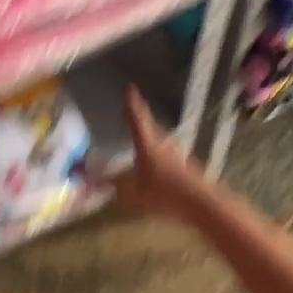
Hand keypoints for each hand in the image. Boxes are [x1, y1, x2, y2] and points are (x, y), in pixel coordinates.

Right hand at [113, 87, 210, 221]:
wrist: (202, 204)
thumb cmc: (165, 195)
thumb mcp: (132, 194)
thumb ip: (111, 186)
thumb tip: (89, 179)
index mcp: (148, 144)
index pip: (137, 118)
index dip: (131, 104)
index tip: (129, 87)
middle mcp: (163, 143)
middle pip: (149, 127)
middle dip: (139, 120)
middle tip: (130, 112)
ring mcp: (176, 154)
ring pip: (158, 141)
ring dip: (149, 138)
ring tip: (139, 138)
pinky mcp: (185, 167)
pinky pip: (165, 155)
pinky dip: (156, 155)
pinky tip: (154, 167)